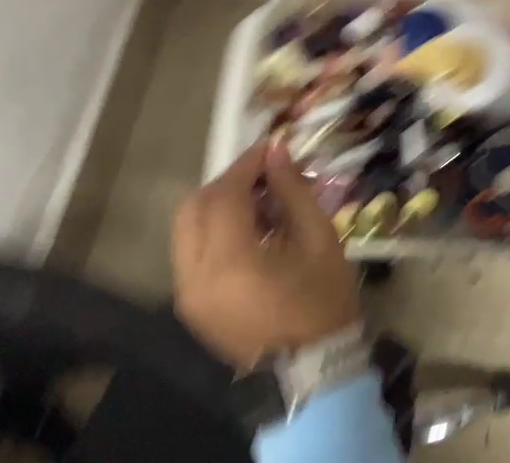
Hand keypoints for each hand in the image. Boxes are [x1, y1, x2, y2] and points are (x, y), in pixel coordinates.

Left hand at [171, 142, 361, 368]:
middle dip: (227, 182)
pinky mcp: (190, 302)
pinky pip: (191, 251)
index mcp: (231, 261)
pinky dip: (214, 228)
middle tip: (265, 172)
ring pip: (186, 228)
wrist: (310, 362)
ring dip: (218, 203)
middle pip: (192, 208)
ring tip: (260, 199)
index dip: (246, 164)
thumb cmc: (323, 297)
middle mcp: (195, 276)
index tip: (273, 146)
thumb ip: (293, 191)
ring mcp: (186, 292)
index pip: (223, 196)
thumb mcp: (319, 238)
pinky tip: (251, 228)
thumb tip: (277, 150)